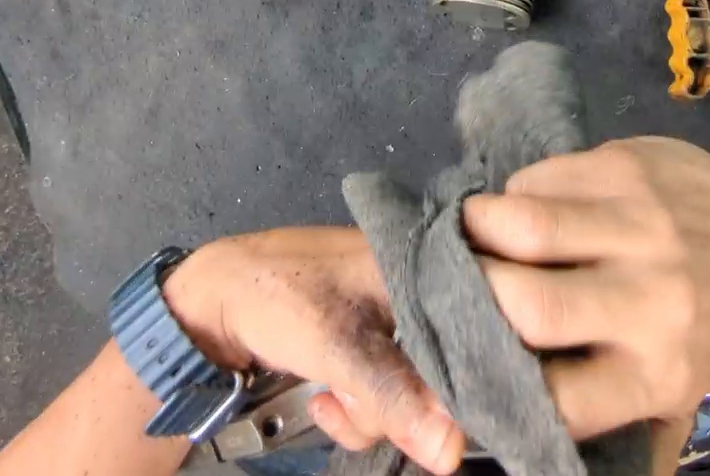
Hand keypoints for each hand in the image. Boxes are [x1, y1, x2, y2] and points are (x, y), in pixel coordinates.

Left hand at [163, 227, 463, 472]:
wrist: (216, 297)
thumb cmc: (280, 295)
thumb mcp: (338, 344)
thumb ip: (397, 395)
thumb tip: (453, 450)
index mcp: (426, 259)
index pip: (493, 307)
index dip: (488, 359)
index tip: (473, 406)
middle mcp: (422, 280)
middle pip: (457, 357)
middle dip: (414, 399)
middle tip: (366, 403)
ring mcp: (395, 311)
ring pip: (421, 381)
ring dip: (378, 407)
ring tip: (336, 399)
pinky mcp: (371, 337)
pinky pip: (390, 384)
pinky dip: (362, 404)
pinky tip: (328, 400)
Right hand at [462, 137, 709, 439]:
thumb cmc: (693, 317)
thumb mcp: (664, 383)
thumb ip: (597, 405)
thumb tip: (498, 437)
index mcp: (658, 374)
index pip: (555, 398)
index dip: (489, 382)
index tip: (458, 361)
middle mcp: (653, 302)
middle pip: (528, 305)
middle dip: (472, 292)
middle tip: (450, 283)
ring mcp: (640, 226)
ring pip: (522, 225)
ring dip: (477, 228)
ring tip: (468, 233)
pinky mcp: (624, 168)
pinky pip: (535, 180)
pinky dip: (512, 195)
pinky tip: (522, 206)